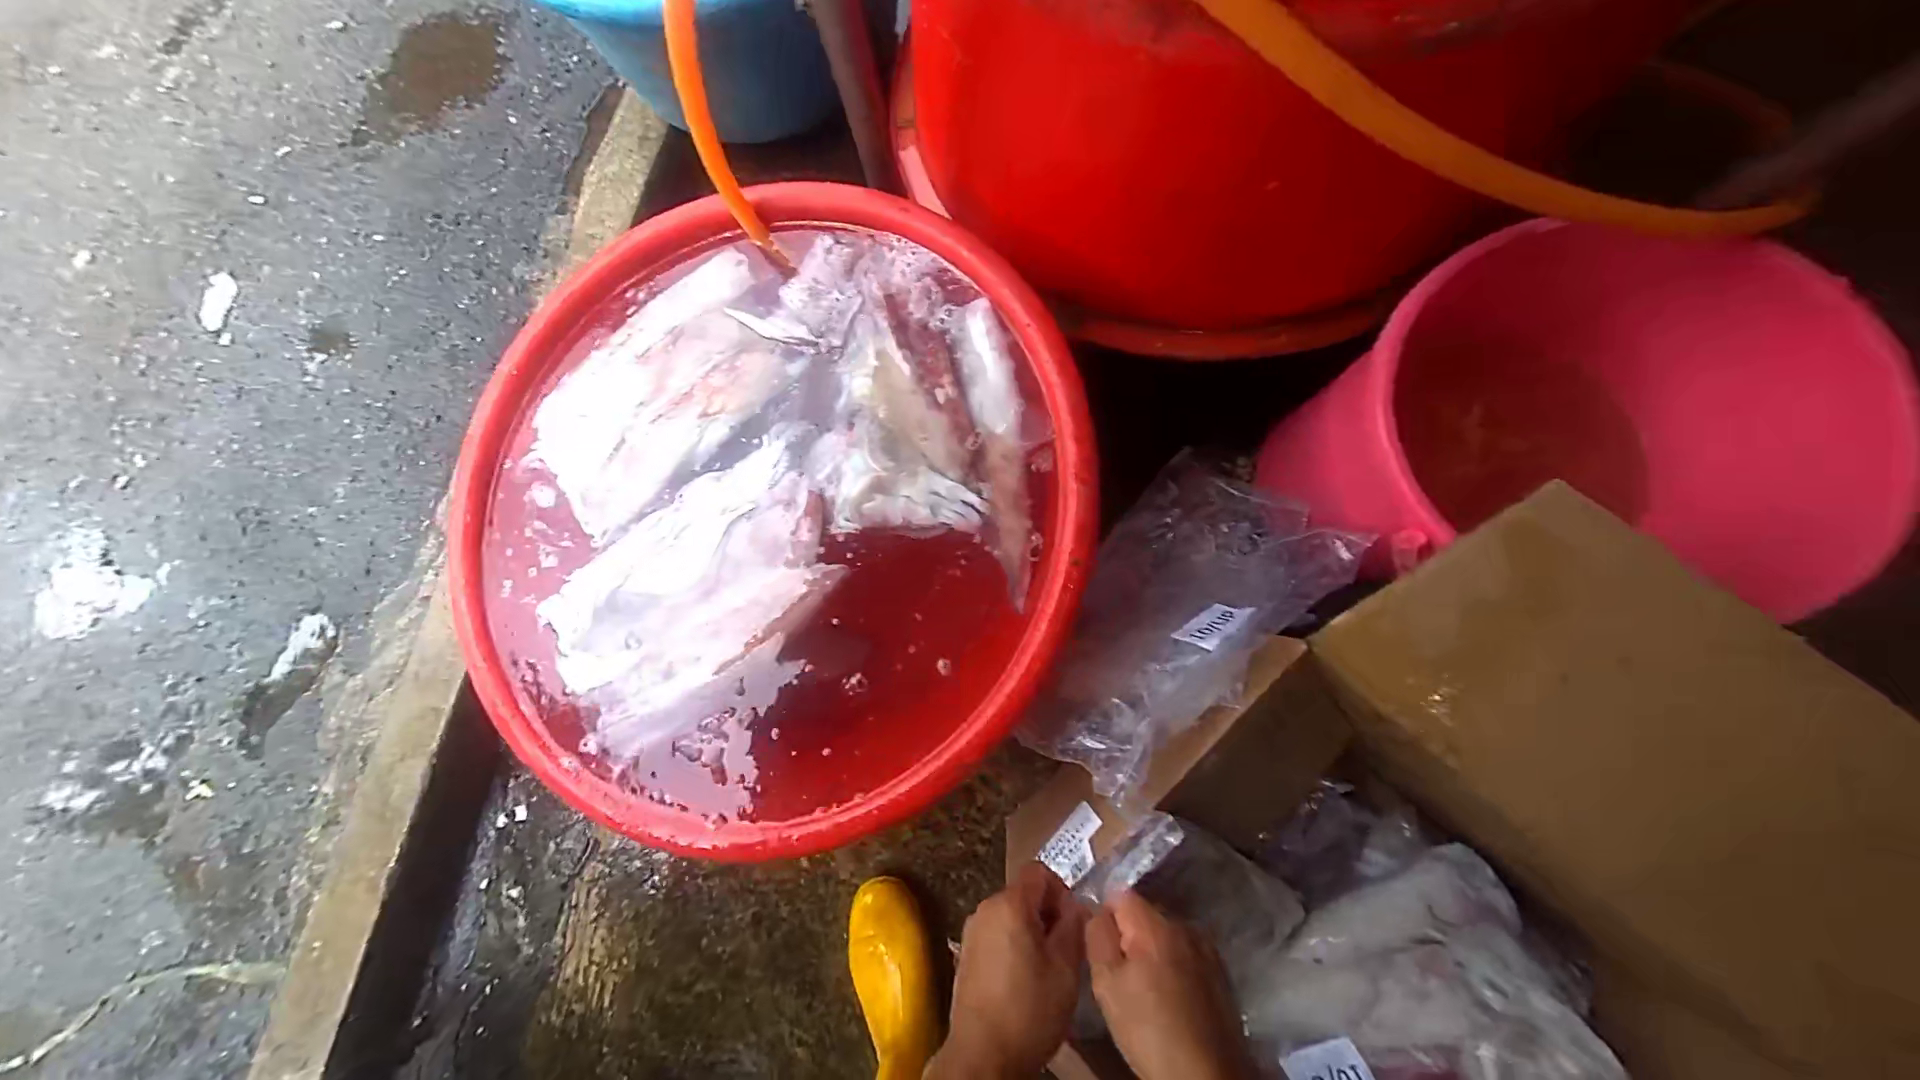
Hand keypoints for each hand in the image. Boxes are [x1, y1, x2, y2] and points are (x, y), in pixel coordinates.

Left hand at [926, 862, 1089, 1079]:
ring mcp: (972, 931)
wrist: (982, 1056)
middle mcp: (985, 908)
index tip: (1073, 921)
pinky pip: (997, 934)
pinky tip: (1023, 981)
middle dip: (1048, 913)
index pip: (1038, 870)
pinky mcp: (966, 954)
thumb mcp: (1065, 968)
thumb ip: (1073, 926)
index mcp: (1009, 903)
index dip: (1061, 889)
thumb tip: (1075, 905)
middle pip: (1024, 893)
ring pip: (1011, 915)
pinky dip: (1013, 945)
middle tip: (1065, 949)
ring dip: (1032, 931)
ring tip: (1047, 968)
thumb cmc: (1029, 1009)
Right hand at [1086, 890, 1257, 1079]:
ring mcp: (1206, 948)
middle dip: (1129, 934)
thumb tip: (1095, 910)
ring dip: (1152, 951)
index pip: (1119, 895)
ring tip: (1148, 991)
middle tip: (1121, 976)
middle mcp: (1184, 925)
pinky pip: (1185, 953)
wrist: (1207, 1078)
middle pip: (1144, 912)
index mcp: (1155, 924)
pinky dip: (1174, 966)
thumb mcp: (1107, 984)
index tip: (1103, 951)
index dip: (1105, 918)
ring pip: (1165, 934)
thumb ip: (1097, 936)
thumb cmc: (1150, 1031)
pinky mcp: (1220, 972)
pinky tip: (1172, 999)